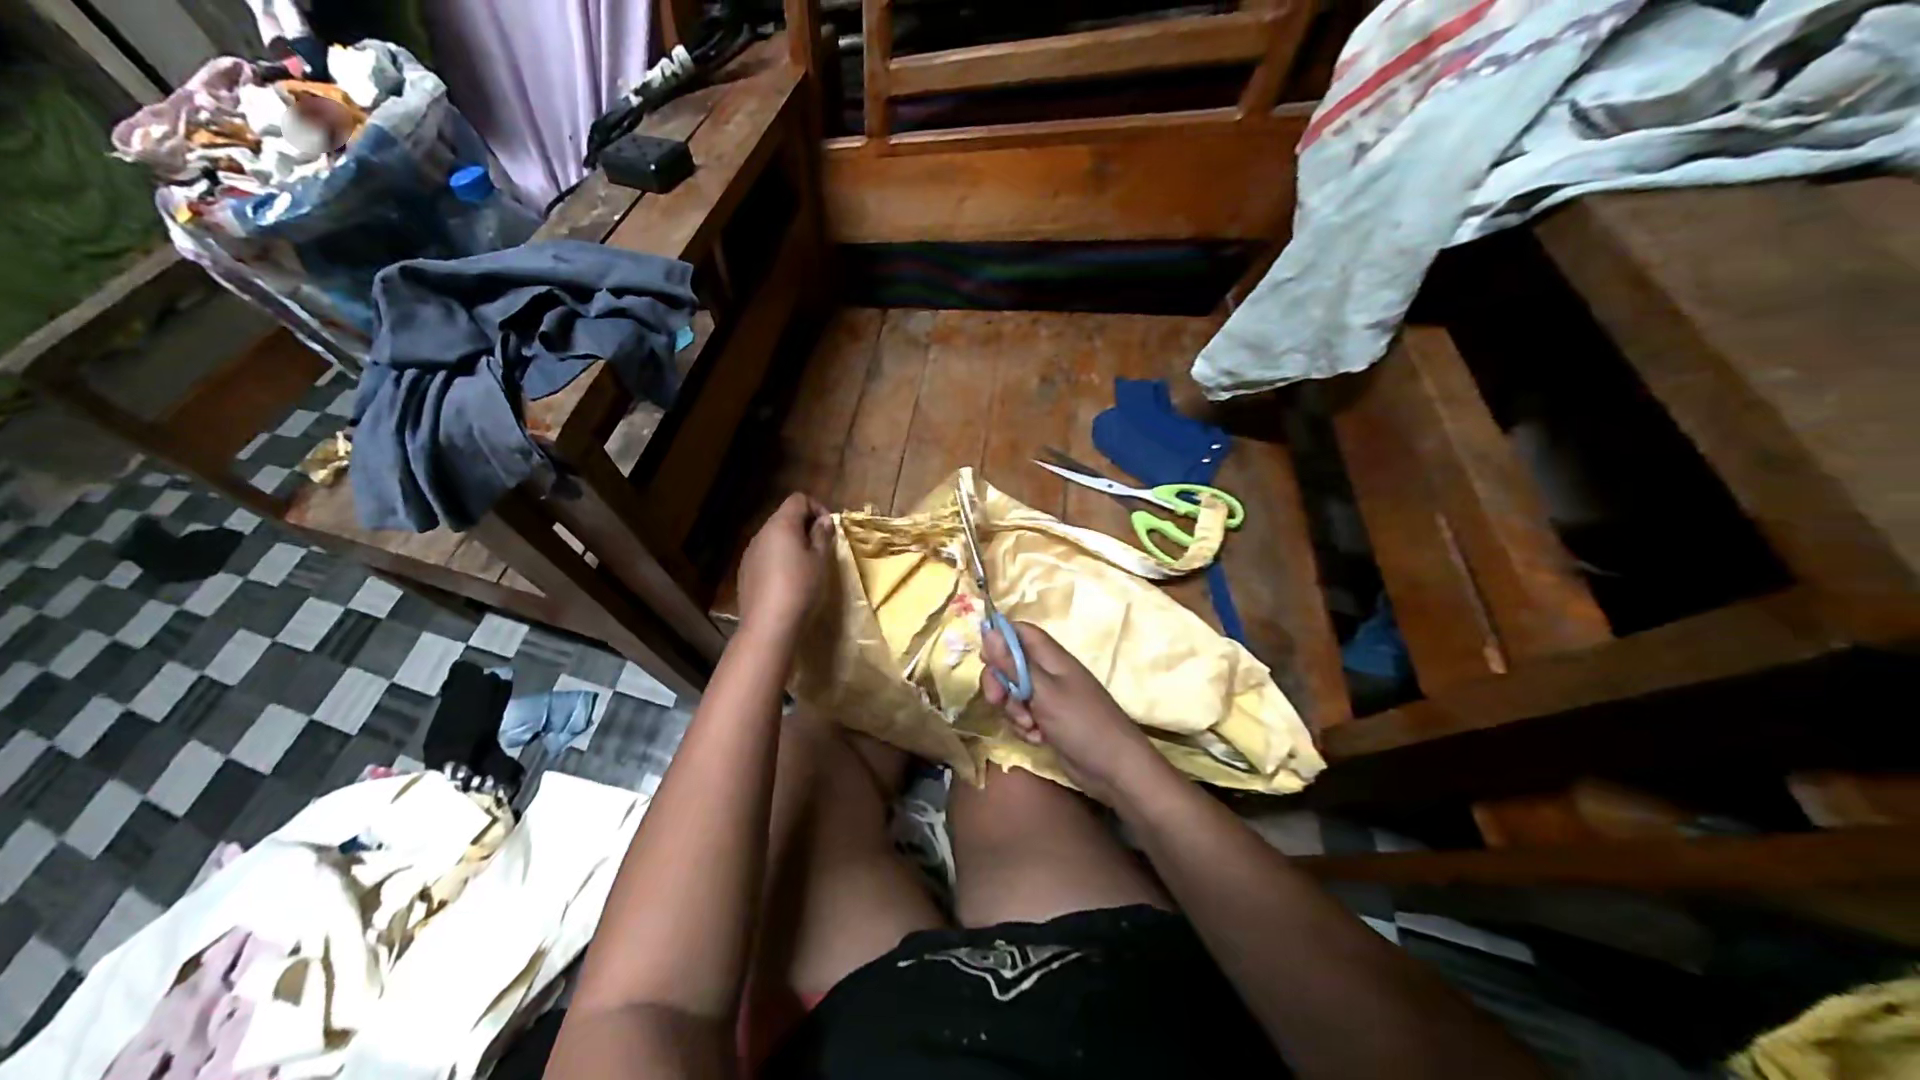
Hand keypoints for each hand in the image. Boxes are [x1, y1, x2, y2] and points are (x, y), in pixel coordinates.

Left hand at [737, 493, 833, 633]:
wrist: (769, 625)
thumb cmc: (801, 587)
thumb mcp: (820, 560)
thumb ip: (822, 535)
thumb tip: (823, 521)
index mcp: (781, 525)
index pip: (798, 499)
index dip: (817, 507)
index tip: (829, 529)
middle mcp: (761, 533)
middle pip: (784, 517)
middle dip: (805, 526)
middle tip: (822, 547)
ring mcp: (750, 552)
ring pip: (774, 537)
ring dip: (792, 543)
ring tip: (806, 565)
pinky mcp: (745, 571)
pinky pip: (765, 555)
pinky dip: (779, 558)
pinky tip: (788, 581)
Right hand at [979, 622, 1172, 807]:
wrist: (1115, 769)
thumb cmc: (1082, 724)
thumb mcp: (1043, 692)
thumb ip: (1014, 664)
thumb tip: (988, 629)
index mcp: (1052, 657)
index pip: (1019, 632)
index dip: (999, 640)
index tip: (985, 659)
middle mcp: (1049, 673)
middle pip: (1010, 664)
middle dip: (999, 683)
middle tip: (997, 702)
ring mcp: (1049, 698)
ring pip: (1014, 694)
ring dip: (1013, 711)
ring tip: (1030, 727)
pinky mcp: (1049, 721)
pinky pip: (1024, 716)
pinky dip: (1025, 727)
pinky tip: (1038, 739)